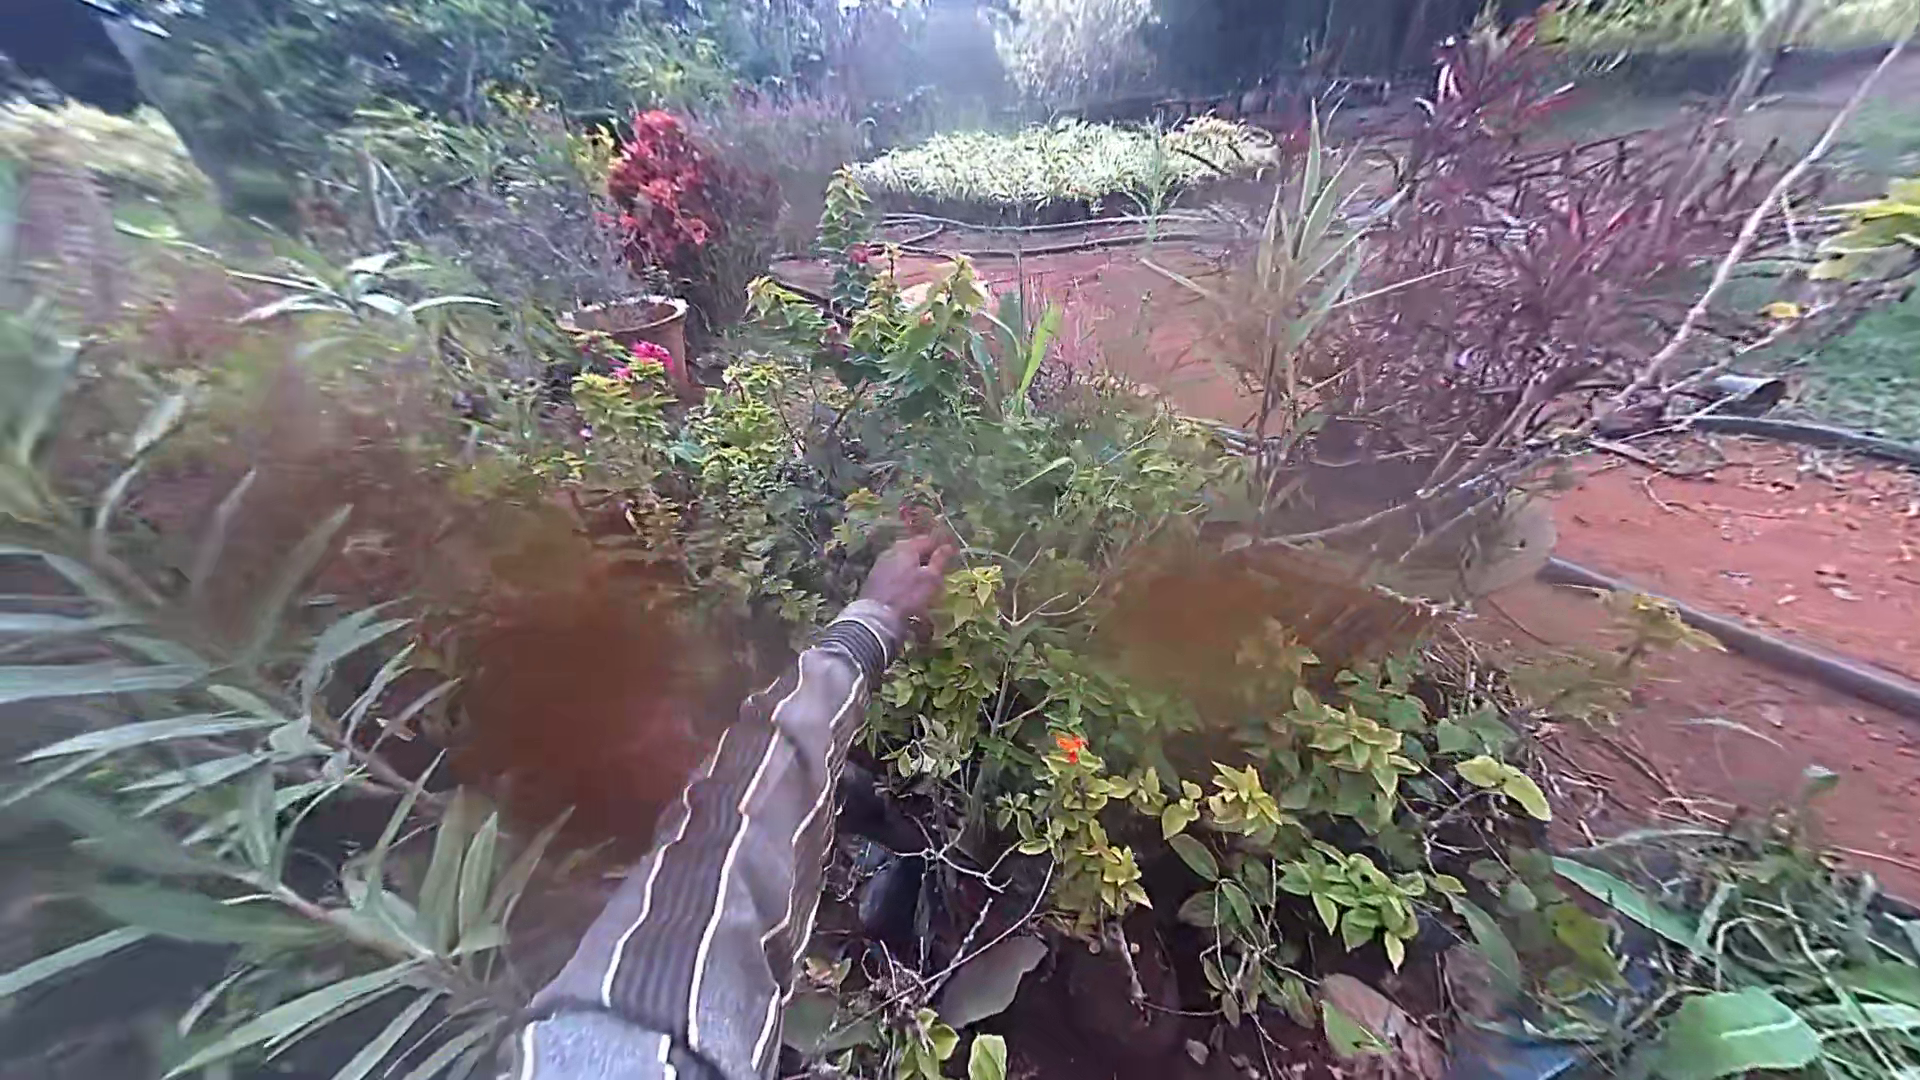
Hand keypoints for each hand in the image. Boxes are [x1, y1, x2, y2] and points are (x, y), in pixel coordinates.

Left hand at [859, 533, 954, 623]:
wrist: (878, 615)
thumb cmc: (909, 595)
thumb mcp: (931, 578)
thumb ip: (940, 560)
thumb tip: (947, 546)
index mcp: (907, 547)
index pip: (928, 540)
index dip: (941, 546)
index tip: (952, 553)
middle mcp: (892, 550)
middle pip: (914, 548)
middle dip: (927, 554)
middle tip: (939, 564)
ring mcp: (881, 562)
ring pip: (903, 558)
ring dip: (915, 564)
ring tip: (925, 575)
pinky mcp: (874, 576)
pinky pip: (895, 568)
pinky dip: (904, 572)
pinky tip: (908, 583)